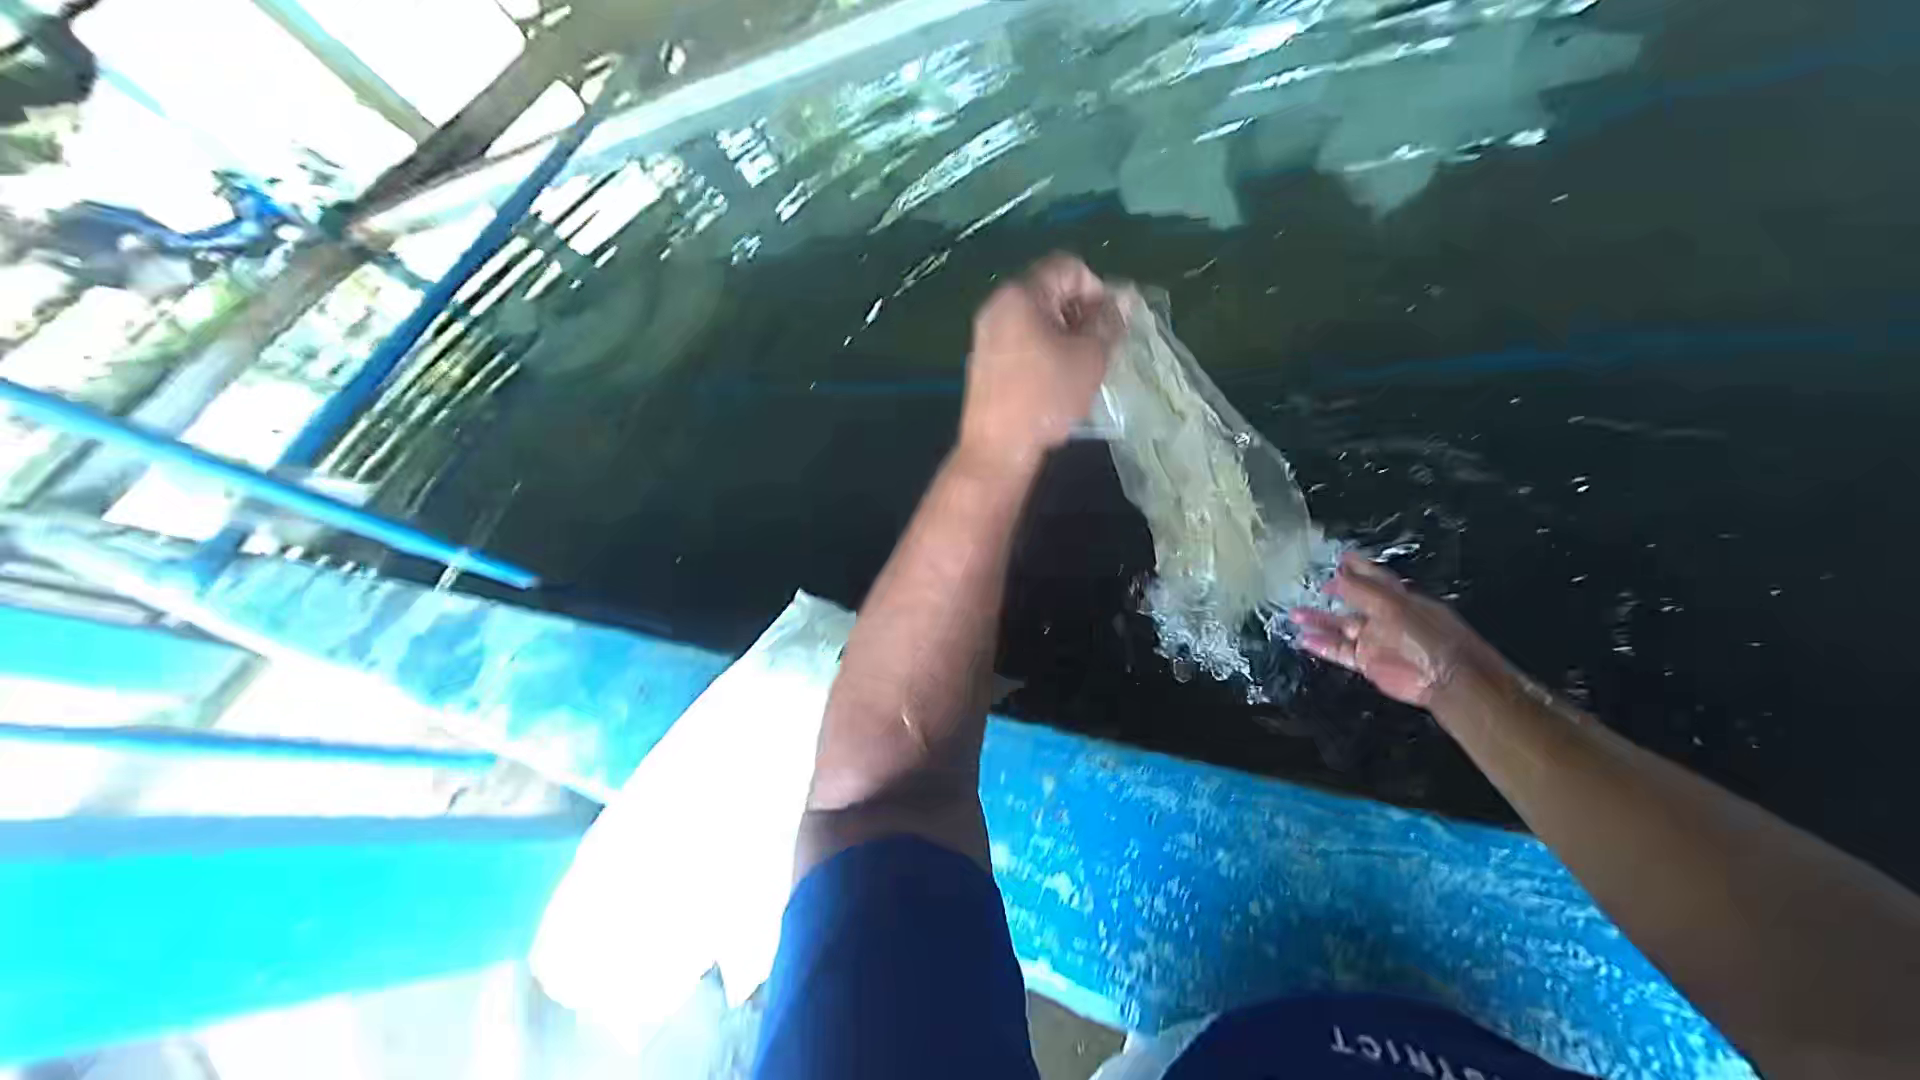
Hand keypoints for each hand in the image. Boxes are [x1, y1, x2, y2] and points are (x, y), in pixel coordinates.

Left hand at [959, 253, 1120, 472]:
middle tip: (1101, 345)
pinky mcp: (985, 362)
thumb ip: (1109, 322)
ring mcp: (986, 335)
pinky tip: (1059, 379)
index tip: (1111, 323)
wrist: (998, 449)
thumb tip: (1125, 299)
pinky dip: (1045, 349)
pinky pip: (1022, 340)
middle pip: (1050, 291)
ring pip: (1037, 319)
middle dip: (1082, 312)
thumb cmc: (1045, 398)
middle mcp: (997, 306)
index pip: (1067, 267)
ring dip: (1066, 333)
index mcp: (1019, 295)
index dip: (1098, 289)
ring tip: (1083, 365)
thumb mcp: (1089, 357)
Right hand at [1290, 552, 1509, 709]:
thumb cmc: (1427, 636)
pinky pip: (1340, 651)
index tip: (1340, 558)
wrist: (1448, 679)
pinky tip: (1303, 639)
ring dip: (1319, 621)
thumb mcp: (1393, 606)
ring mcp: (1376, 640)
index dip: (1357, 568)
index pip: (1374, 579)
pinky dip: (1322, 645)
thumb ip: (1362, 589)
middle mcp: (1386, 617)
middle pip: (1354, 602)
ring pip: (1341, 628)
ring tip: (1294, 615)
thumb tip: (1339, 572)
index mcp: (1399, 599)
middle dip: (1334, 594)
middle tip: (1316, 587)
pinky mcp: (1368, 662)